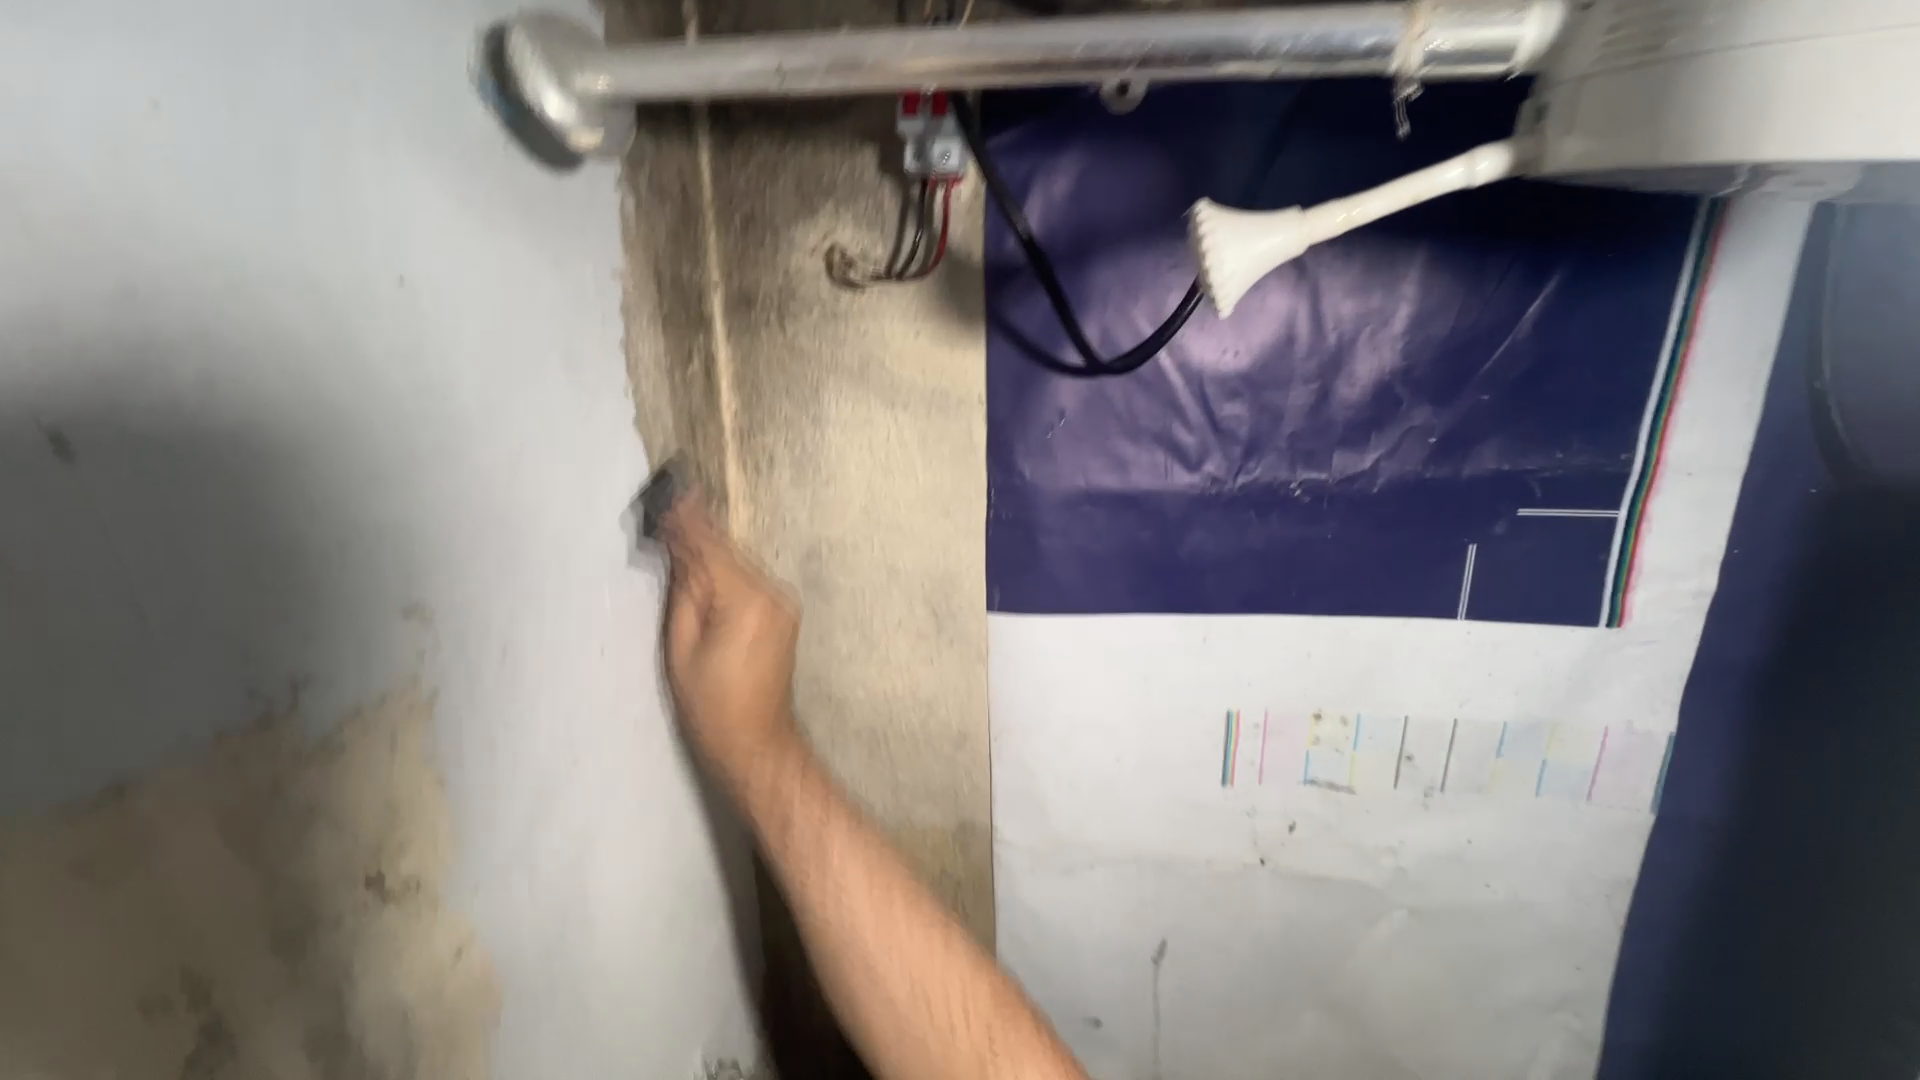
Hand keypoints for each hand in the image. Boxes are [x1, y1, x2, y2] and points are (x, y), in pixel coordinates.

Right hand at [660, 495, 802, 791]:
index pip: (710, 548)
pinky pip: (748, 580)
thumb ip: (684, 592)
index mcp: (746, 600)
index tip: (669, 494)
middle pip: (727, 551)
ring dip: (710, 550)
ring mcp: (783, 602)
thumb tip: (679, 550)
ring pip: (738, 563)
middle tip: (667, 505)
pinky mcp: (783, 612)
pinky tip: (704, 563)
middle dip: (696, 533)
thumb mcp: (682, 647)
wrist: (757, 740)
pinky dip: (725, 570)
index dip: (686, 522)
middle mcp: (772, 593)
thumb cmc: (711, 704)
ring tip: (678, 529)